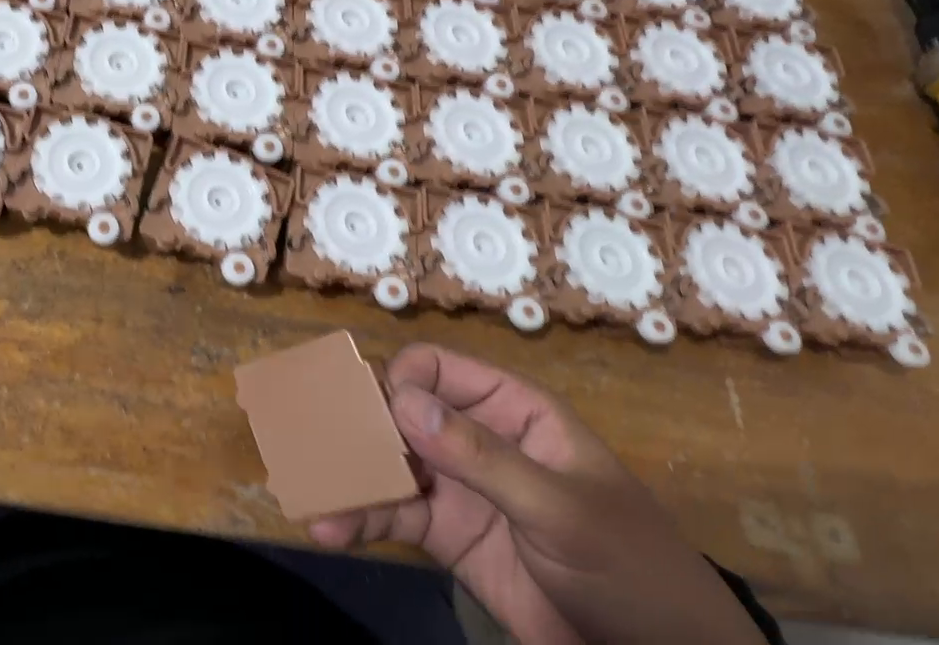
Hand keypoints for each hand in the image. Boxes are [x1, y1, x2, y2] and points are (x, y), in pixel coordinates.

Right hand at [308, 344, 765, 644]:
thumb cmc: (628, 568)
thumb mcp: (560, 509)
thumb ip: (481, 456)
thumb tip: (401, 399)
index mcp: (511, 410)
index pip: (436, 370)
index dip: (398, 382)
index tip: (370, 414)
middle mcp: (474, 438)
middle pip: (399, 412)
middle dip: (356, 425)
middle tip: (309, 441)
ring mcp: (456, 486)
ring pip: (387, 463)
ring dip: (349, 474)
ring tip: (309, 490)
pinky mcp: (444, 533)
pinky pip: (391, 514)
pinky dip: (357, 517)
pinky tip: (328, 527)